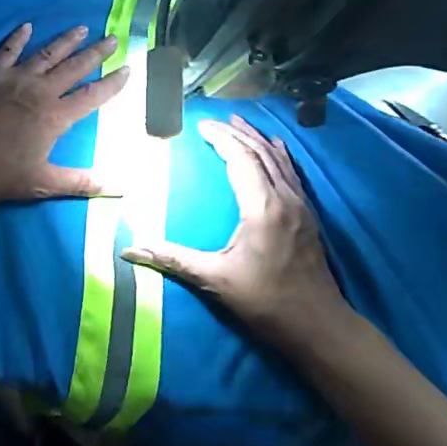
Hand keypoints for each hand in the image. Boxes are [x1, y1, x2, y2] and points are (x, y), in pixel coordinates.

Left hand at [0, 23, 129, 201]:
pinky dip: (18, 38)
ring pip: (45, 54)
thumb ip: (78, 183)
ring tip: (81, 28)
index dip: (112, 84)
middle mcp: (38, 91)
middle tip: (113, 38)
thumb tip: (116, 188)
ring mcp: (12, 80)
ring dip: (65, 41)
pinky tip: (26, 26)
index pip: (91, 97)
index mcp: (54, 117)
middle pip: (73, 68)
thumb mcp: (39, 184)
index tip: (128, 69)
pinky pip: (7, 52)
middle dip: (95, 53)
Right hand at [122, 116, 357, 341]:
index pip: (242, 160)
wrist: (317, 324)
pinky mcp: (309, 217)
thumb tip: (129, 251)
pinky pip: (292, 174)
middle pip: (261, 154)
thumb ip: (173, 259)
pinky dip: (279, 156)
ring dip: (259, 140)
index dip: (221, 140)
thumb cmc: (265, 301)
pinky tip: (277, 149)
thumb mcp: (215, 279)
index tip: (201, 126)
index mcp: (263, 208)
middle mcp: (286, 200)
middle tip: (216, 121)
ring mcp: (301, 207)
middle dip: (238, 134)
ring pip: (280, 161)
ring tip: (241, 124)